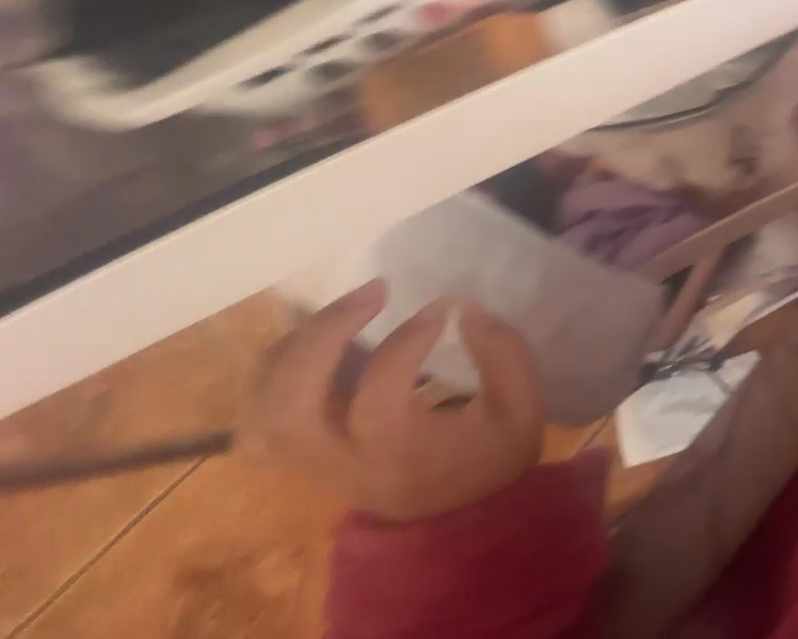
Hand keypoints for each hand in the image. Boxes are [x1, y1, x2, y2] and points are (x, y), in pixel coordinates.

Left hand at [239, 281, 545, 522]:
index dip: (407, 340)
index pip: (379, 393)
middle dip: (323, 336)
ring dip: (292, 350)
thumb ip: (504, 355)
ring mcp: (314, 463)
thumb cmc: (494, 460)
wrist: (462, 522)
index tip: (444, 307)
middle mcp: (342, 462)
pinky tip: (318, 341)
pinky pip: (257, 418)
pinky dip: (275, 372)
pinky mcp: (304, 456)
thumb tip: (465, 310)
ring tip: (342, 312)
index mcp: (399, 453)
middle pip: (290, 406)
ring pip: (261, 412)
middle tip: (374, 292)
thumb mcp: (523, 407)